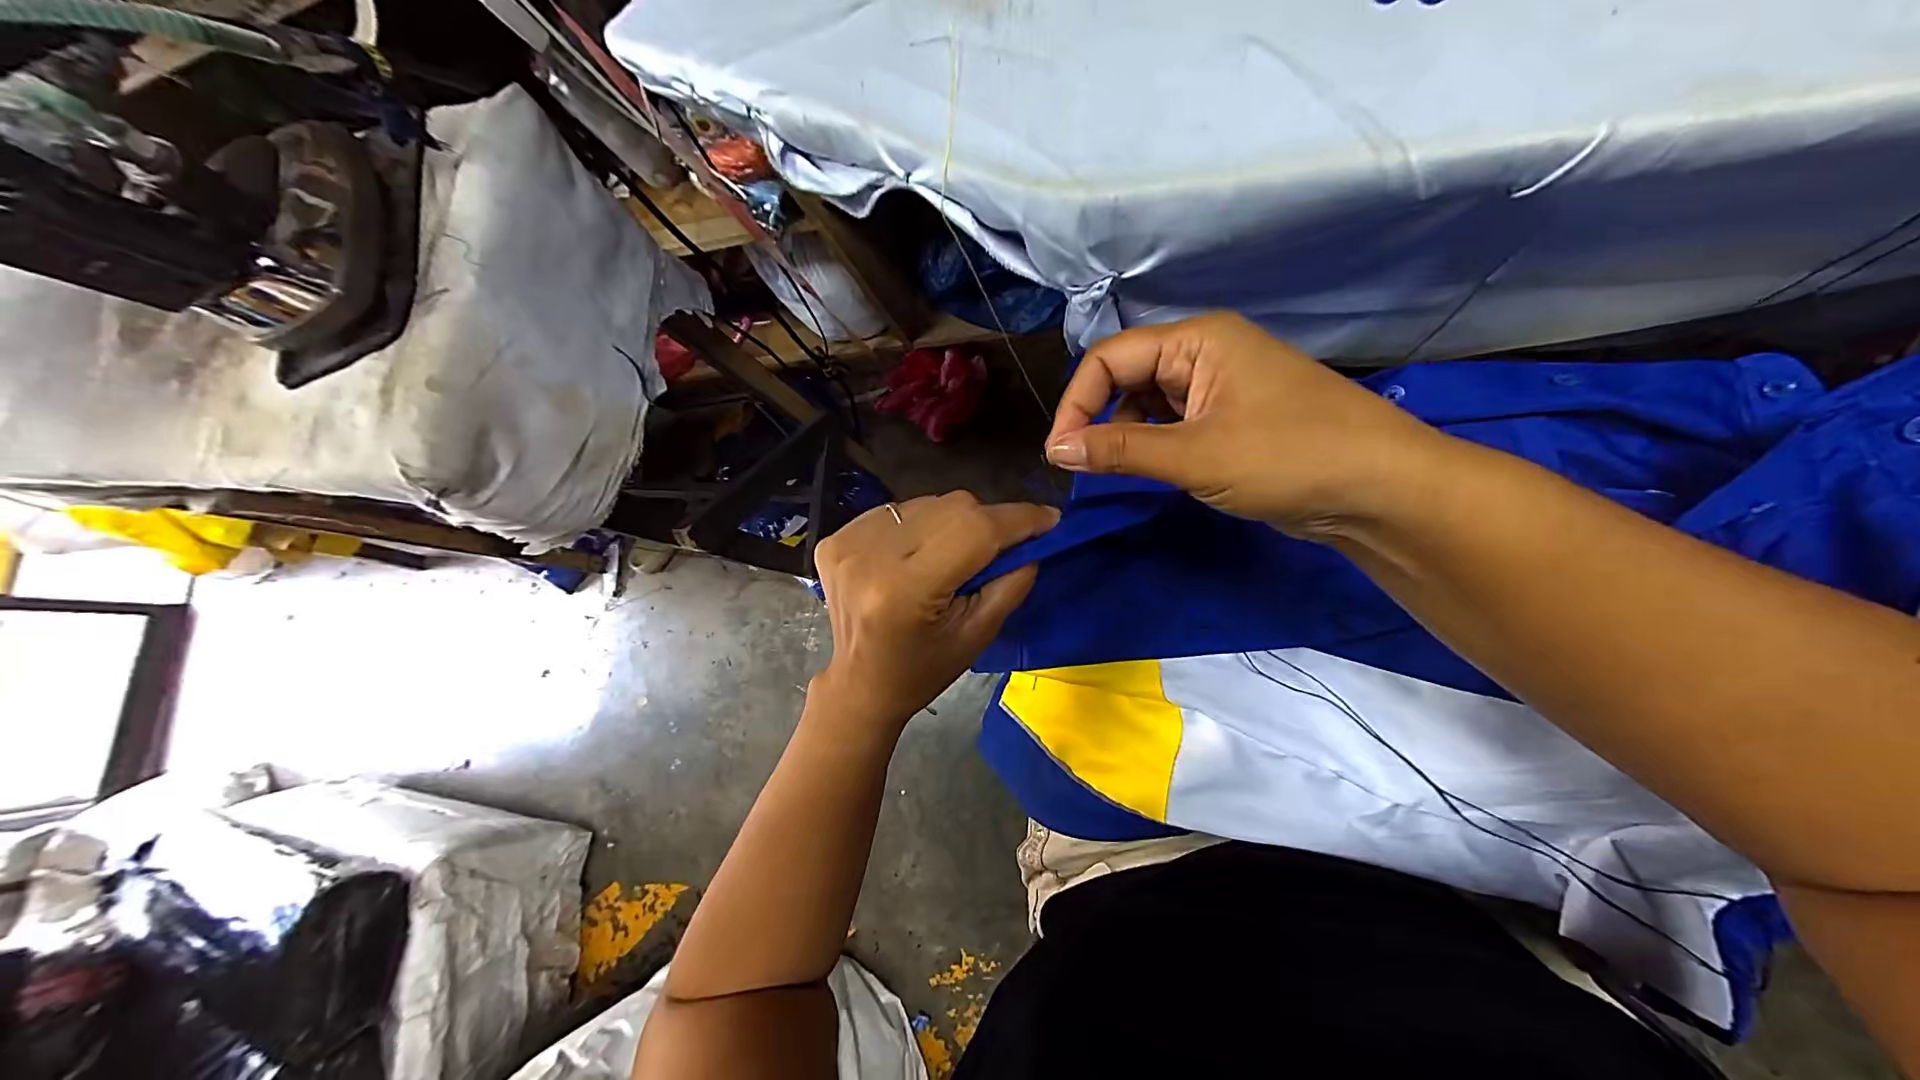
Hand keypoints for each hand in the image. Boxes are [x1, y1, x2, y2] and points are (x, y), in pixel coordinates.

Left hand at [810, 492, 1059, 730]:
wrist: (861, 684)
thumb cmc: (923, 669)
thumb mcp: (978, 635)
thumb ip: (1011, 582)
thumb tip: (1034, 539)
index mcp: (904, 590)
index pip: (973, 531)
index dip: (1018, 520)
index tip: (1050, 519)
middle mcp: (870, 557)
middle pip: (952, 508)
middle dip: (988, 521)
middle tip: (1003, 546)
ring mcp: (847, 542)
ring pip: (927, 503)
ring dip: (953, 521)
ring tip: (954, 556)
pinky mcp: (835, 538)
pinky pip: (899, 510)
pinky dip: (920, 524)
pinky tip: (918, 554)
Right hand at [1042, 312, 1449, 537]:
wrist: (1382, 491)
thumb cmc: (1289, 457)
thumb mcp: (1194, 455)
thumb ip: (1120, 449)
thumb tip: (1056, 451)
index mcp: (1198, 339)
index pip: (1110, 358)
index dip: (1077, 402)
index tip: (1060, 454)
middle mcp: (1206, 353)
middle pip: (1127, 376)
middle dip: (1099, 418)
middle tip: (1082, 468)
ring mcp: (1221, 387)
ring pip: (1149, 404)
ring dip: (1125, 435)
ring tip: (1116, 473)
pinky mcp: (1232, 420)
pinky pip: (1174, 425)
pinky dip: (1154, 447)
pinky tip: (1152, 472)